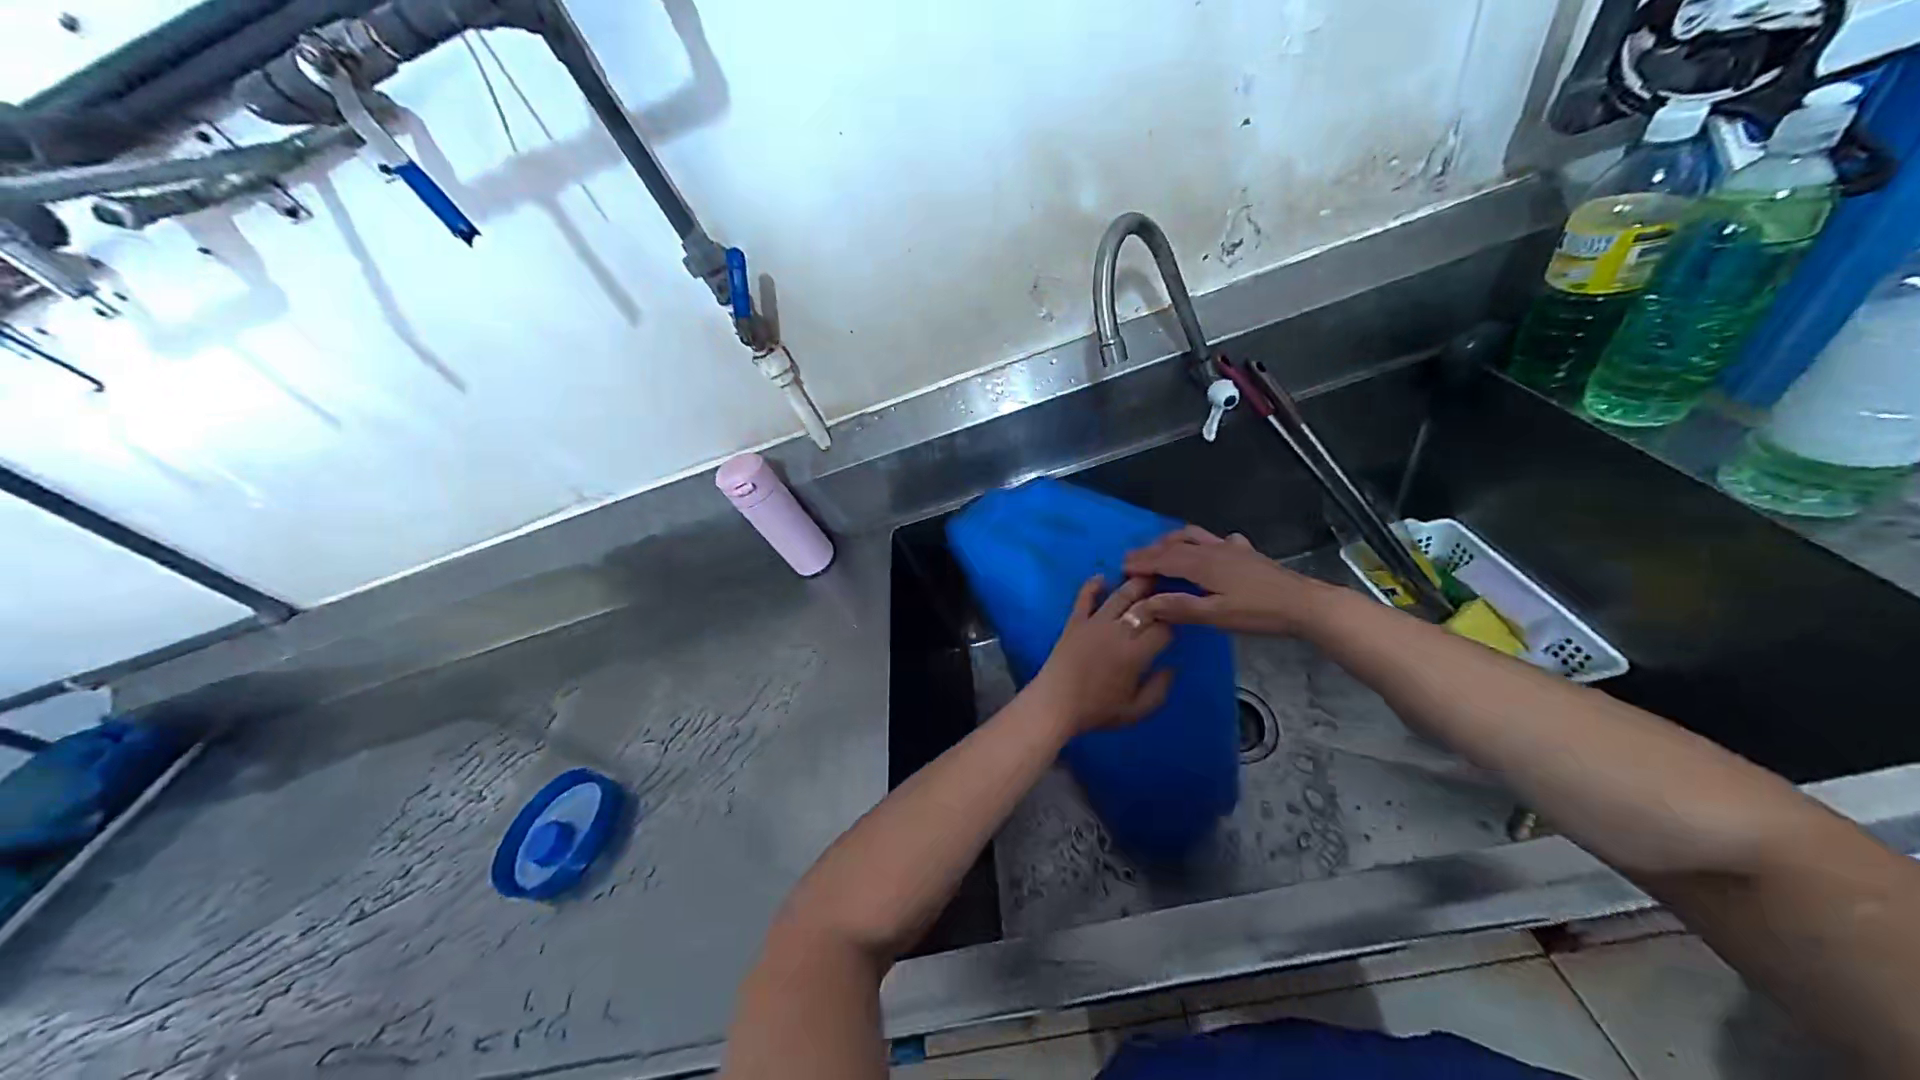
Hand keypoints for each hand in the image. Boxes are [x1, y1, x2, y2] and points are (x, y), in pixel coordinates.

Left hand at [1023, 575, 1174, 735]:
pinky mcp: (1074, 621)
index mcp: (1136, 653)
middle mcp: (1118, 631)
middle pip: (1146, 605)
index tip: (1177, 624)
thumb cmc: (1096, 710)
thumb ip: (1159, 690)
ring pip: (1120, 596)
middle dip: (1161, 597)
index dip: (1174, 625)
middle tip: (1169, 591)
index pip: (1164, 629)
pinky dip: (1093, 585)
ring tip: (1146, 576)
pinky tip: (1102, 577)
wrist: (1054, 705)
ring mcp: (1094, 623)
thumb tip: (1171, 668)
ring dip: (1135, 584)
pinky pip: (1084, 597)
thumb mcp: (1136, 711)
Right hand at [1122, 526, 1332, 635]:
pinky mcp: (1246, 553)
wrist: (1304, 604)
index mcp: (1201, 564)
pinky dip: (1202, 542)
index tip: (1122, 567)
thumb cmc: (1258, 612)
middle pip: (1175, 545)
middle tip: (1134, 560)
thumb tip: (1145, 603)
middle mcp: (1212, 550)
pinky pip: (1217, 540)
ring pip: (1194, 536)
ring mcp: (1231, 548)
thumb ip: (1179, 607)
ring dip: (1173, 541)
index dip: (1141, 563)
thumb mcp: (1215, 615)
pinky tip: (1209, 551)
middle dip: (1151, 551)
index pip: (1162, 560)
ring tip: (1162, 550)